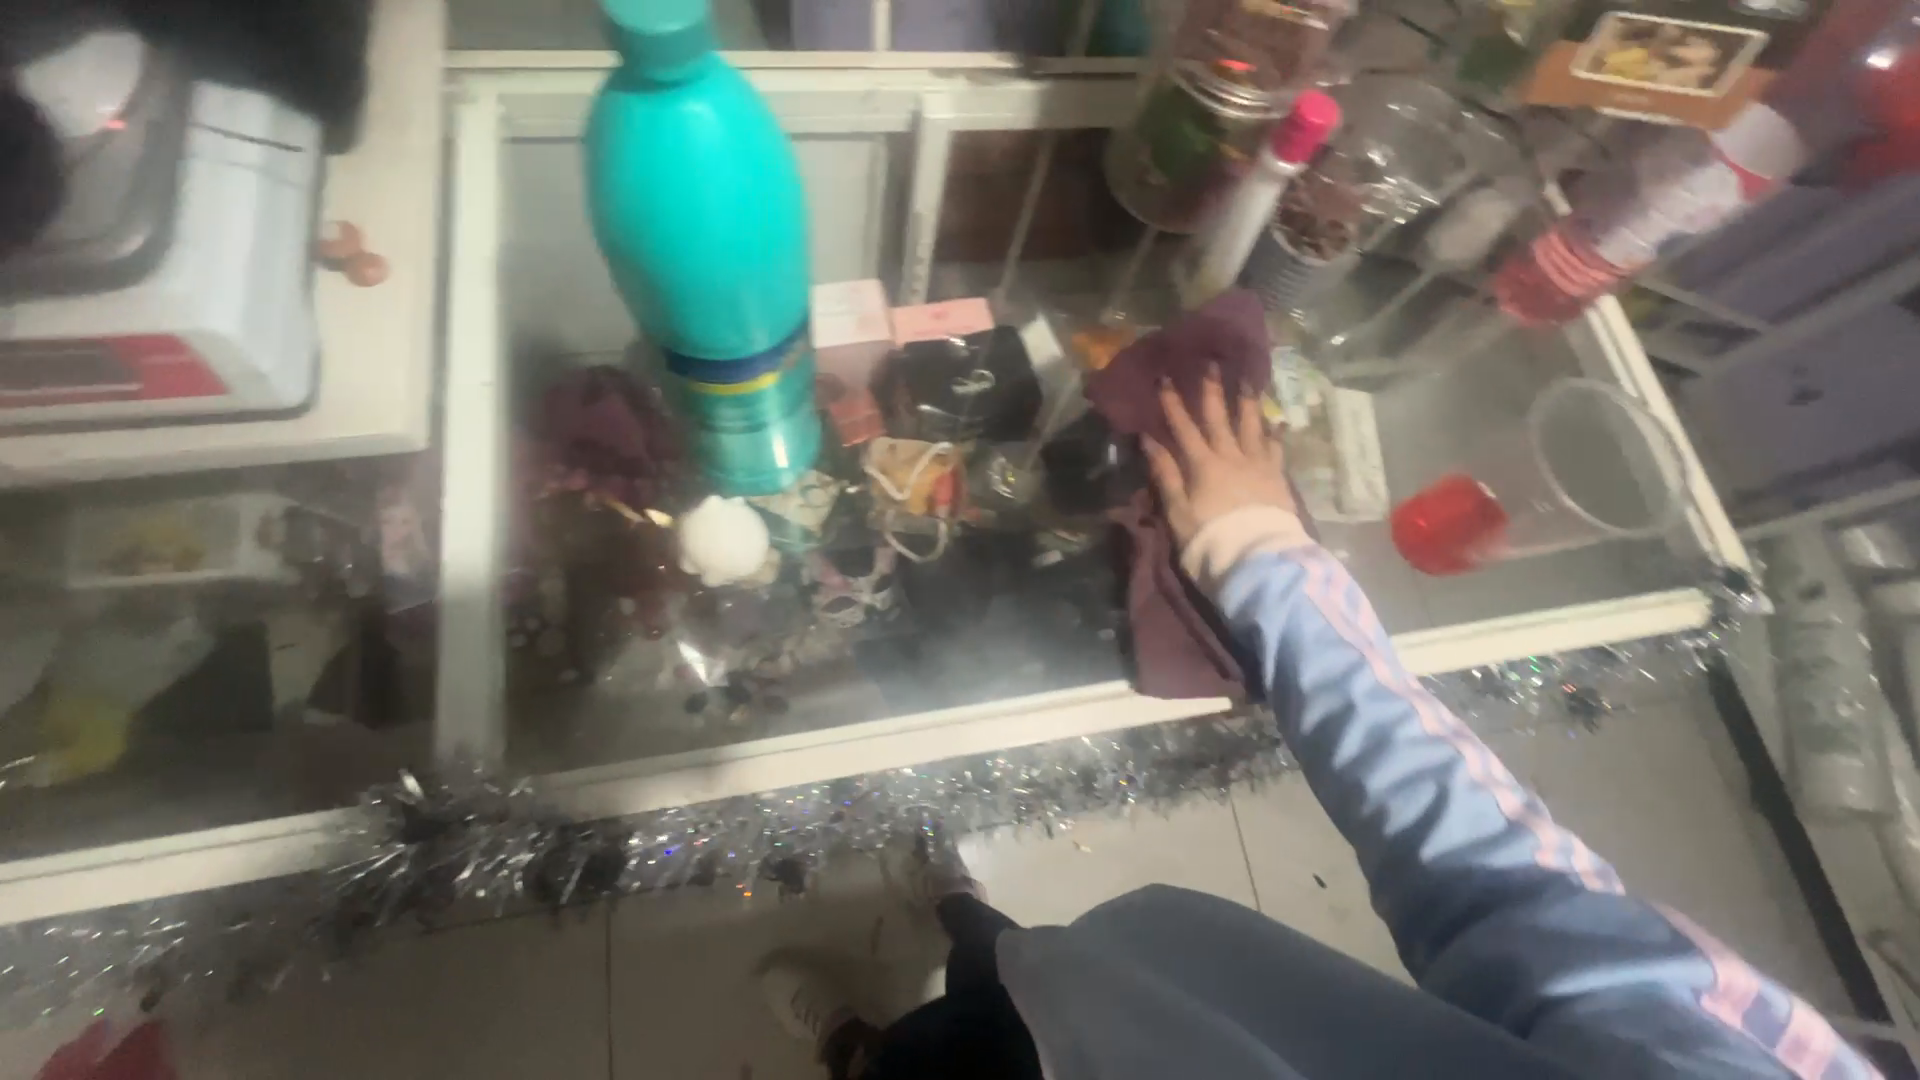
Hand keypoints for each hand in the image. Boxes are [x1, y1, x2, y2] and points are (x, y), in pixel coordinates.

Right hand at [1143, 366, 1294, 548]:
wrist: (1257, 560)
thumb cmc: (1208, 539)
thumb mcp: (1177, 511)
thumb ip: (1165, 475)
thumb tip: (1149, 441)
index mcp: (1202, 465)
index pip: (1183, 428)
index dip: (1173, 403)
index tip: (1165, 378)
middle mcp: (1231, 457)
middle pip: (1220, 419)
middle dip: (1212, 391)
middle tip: (1212, 363)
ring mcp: (1258, 465)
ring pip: (1252, 426)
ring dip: (1248, 402)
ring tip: (1249, 381)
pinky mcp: (1277, 478)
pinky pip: (1276, 449)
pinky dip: (1276, 435)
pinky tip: (1278, 424)